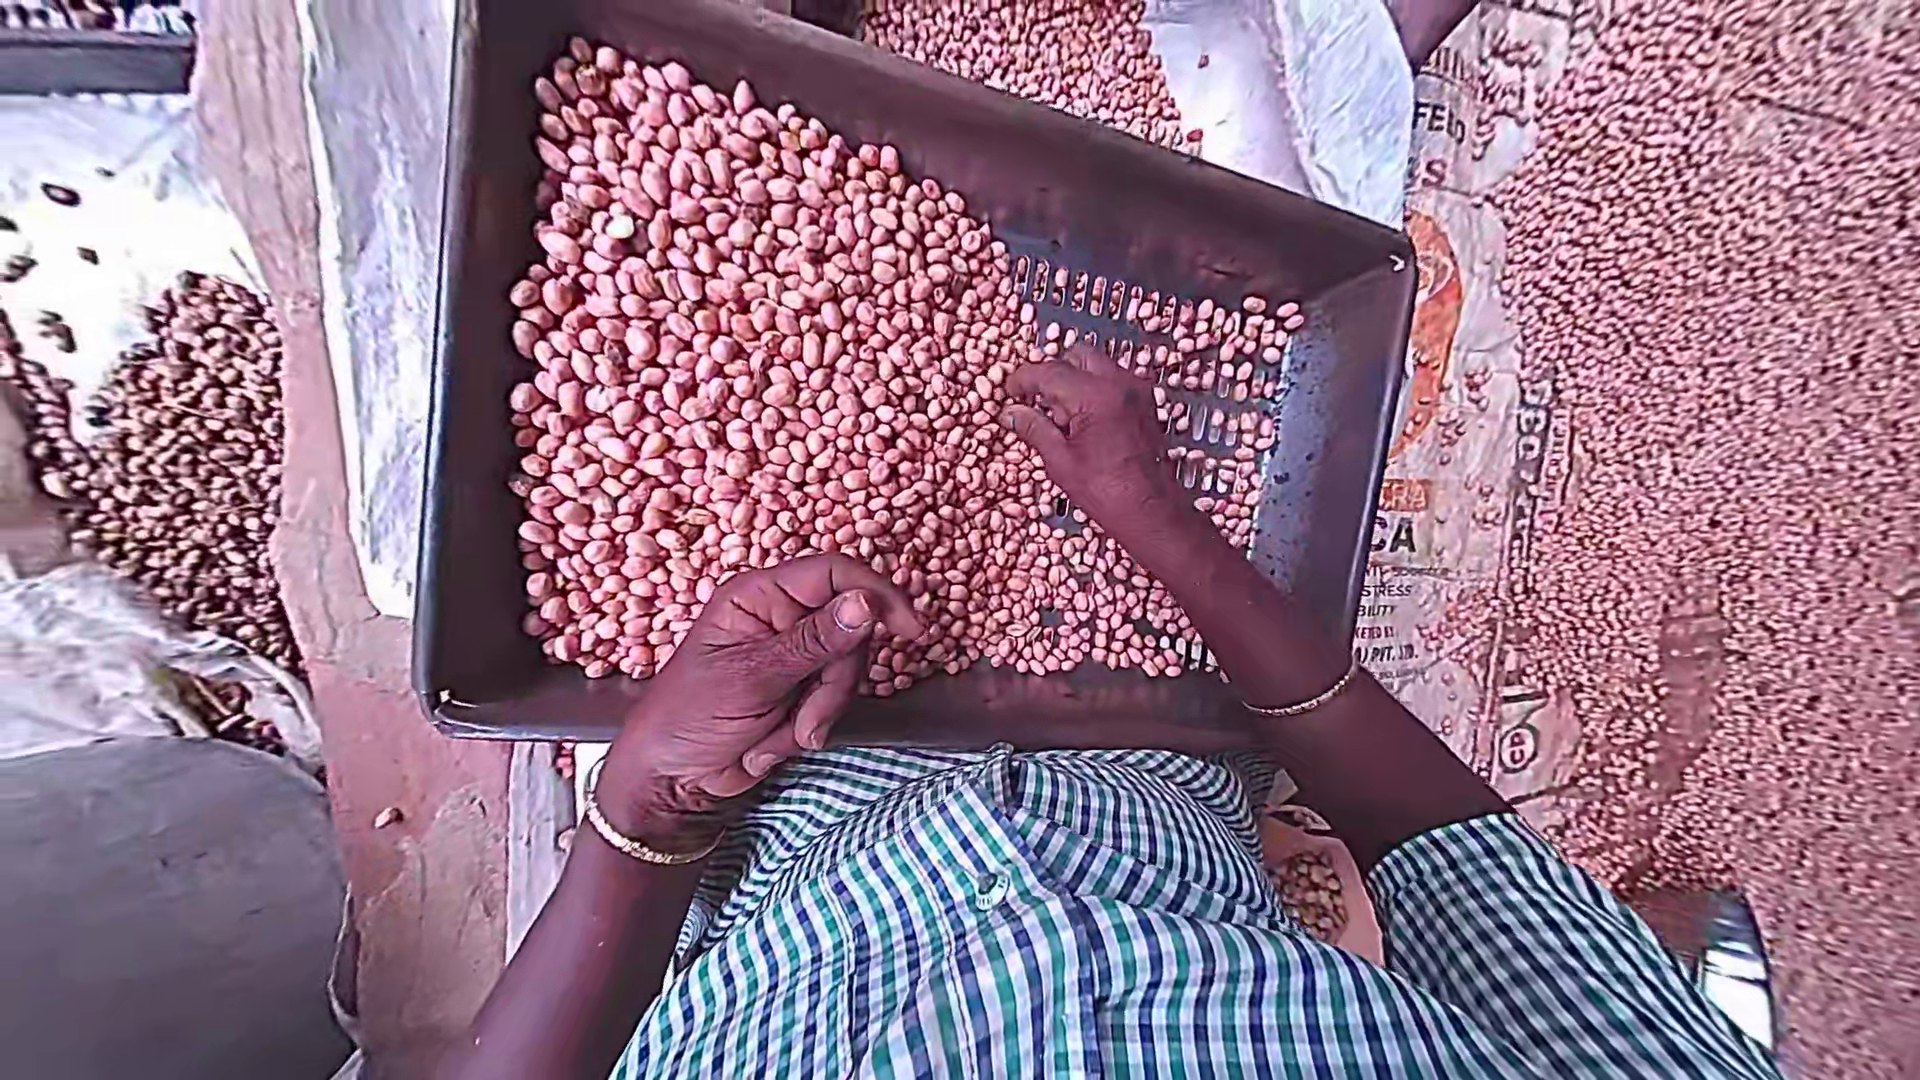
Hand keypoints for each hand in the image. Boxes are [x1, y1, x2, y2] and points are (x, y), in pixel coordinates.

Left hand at [593, 554, 924, 852]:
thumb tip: (867, 603)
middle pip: (851, 625)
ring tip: (787, 735)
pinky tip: (778, 740)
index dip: (876, 593)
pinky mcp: (803, 683)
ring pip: (849, 664)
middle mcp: (783, 614)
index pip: (833, 573)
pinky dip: (814, 722)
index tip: (910, 628)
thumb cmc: (687, 718)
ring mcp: (795, 650)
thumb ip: (814, 641)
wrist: (670, 781)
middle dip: (836, 680)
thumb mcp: (751, 678)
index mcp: (760, 595)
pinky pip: (836, 694)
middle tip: (808, 720)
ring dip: (823, 708)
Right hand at [1002, 344, 1193, 542]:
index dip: (1023, 379)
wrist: (1150, 513)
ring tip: (1057, 417)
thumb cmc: (1108, 493)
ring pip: (1096, 366)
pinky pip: (1112, 382)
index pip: (1049, 371)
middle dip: (1051, 374)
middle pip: (1076, 357)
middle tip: (1032, 400)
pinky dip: (1091, 390)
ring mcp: (1137, 393)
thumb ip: (1034, 429)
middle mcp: (1121, 385)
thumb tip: (1012, 413)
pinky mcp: (1144, 404)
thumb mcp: (1060, 462)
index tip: (1010, 391)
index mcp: (1096, 397)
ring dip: (1072, 381)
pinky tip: (1080, 422)